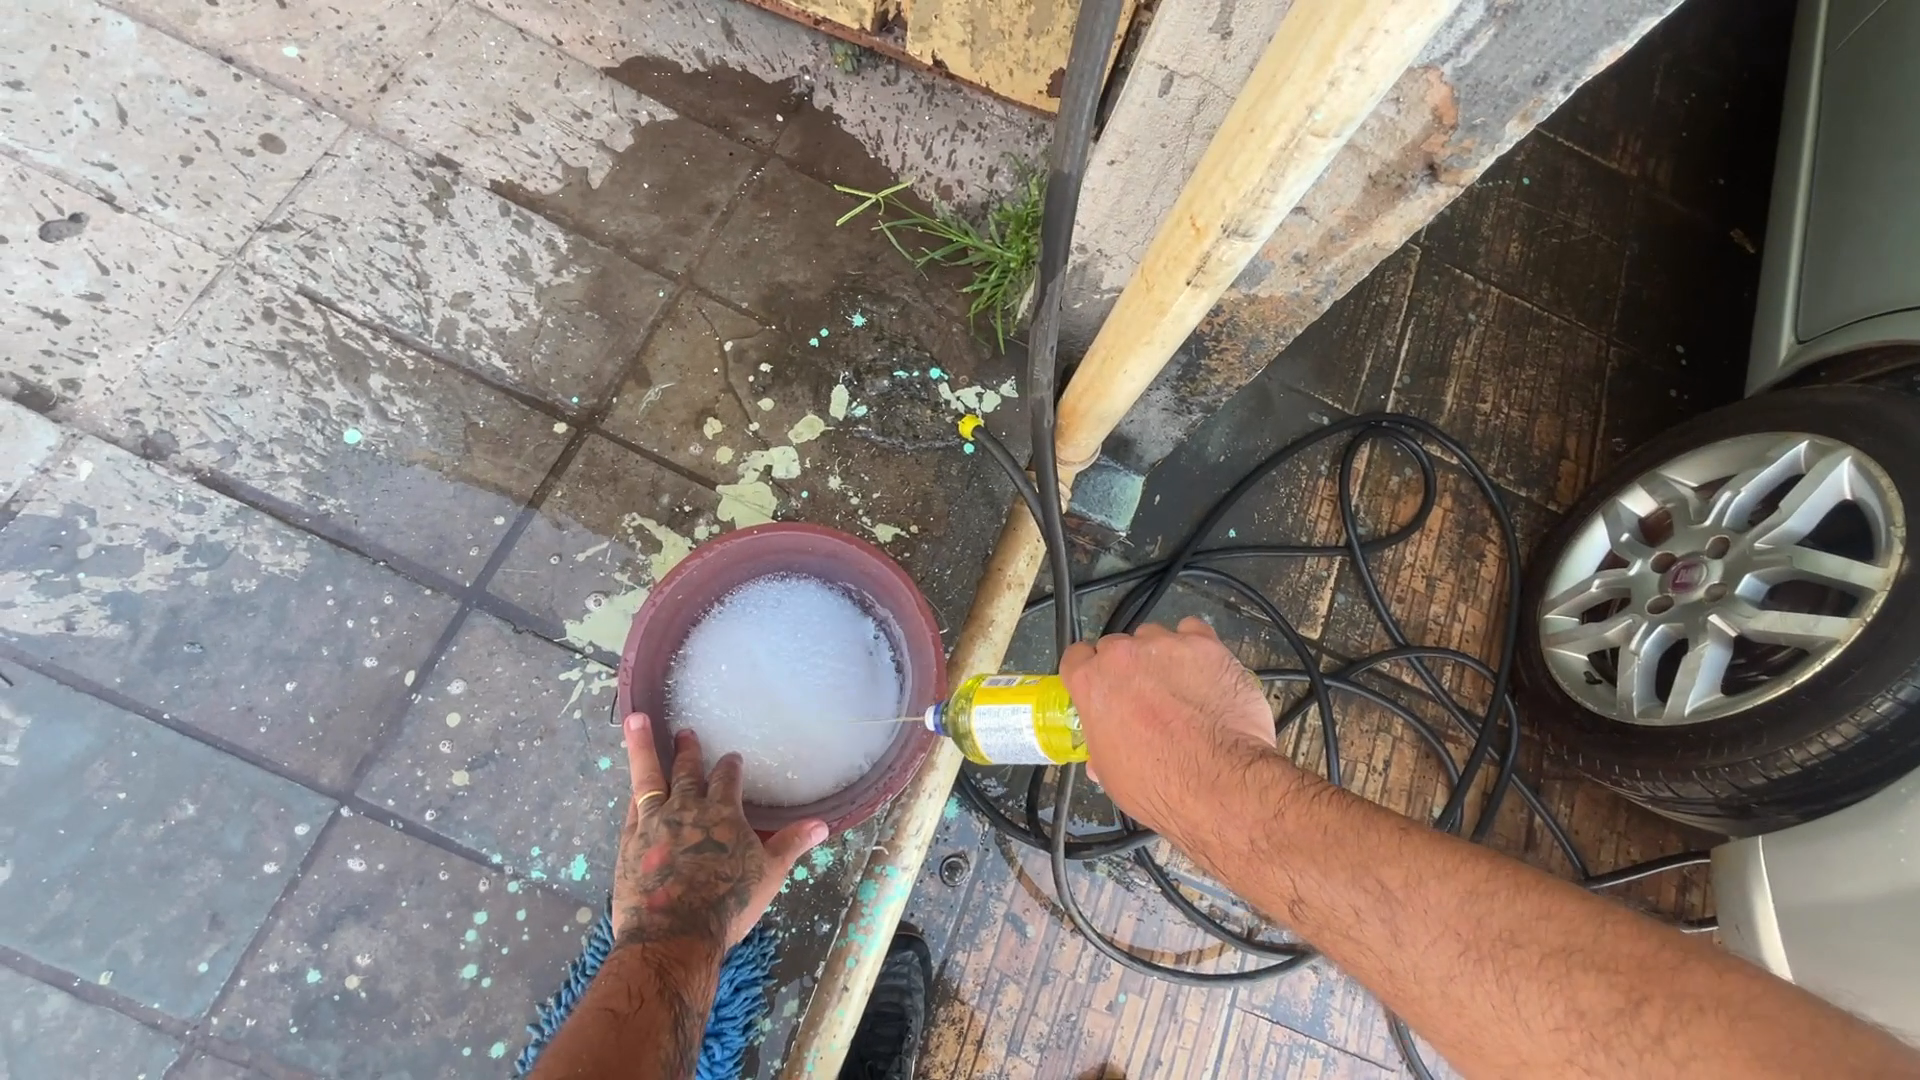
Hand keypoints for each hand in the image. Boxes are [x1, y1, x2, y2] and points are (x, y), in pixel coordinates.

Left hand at [612, 713, 827, 949]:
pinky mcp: (629, 843)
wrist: (673, 936)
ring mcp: (653, 823)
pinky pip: (631, 808)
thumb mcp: (770, 873)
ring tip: (636, 720)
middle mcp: (686, 808)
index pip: (727, 778)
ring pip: (648, 777)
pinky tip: (630, 786)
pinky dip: (632, 793)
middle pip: (687, 770)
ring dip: (643, 747)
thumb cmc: (727, 903)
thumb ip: (792, 842)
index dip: (730, 766)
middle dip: (688, 749)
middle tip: (684, 731)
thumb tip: (823, 823)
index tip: (732, 758)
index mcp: (722, 812)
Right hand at [1059, 618, 1283, 840]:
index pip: (1076, 657)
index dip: (1088, 671)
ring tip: (1180, 687)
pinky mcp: (1205, 645)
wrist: (1219, 783)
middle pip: (1116, 647)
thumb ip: (1100, 750)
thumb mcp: (1111, 775)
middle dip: (1127, 669)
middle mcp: (1123, 655)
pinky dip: (1195, 647)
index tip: (1100, 684)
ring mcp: (1165, 645)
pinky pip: (1193, 631)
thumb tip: (1100, 759)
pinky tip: (1203, 670)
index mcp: (1092, 683)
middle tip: (1145, 697)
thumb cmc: (1160, 784)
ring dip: (1160, 657)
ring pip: (1154, 637)